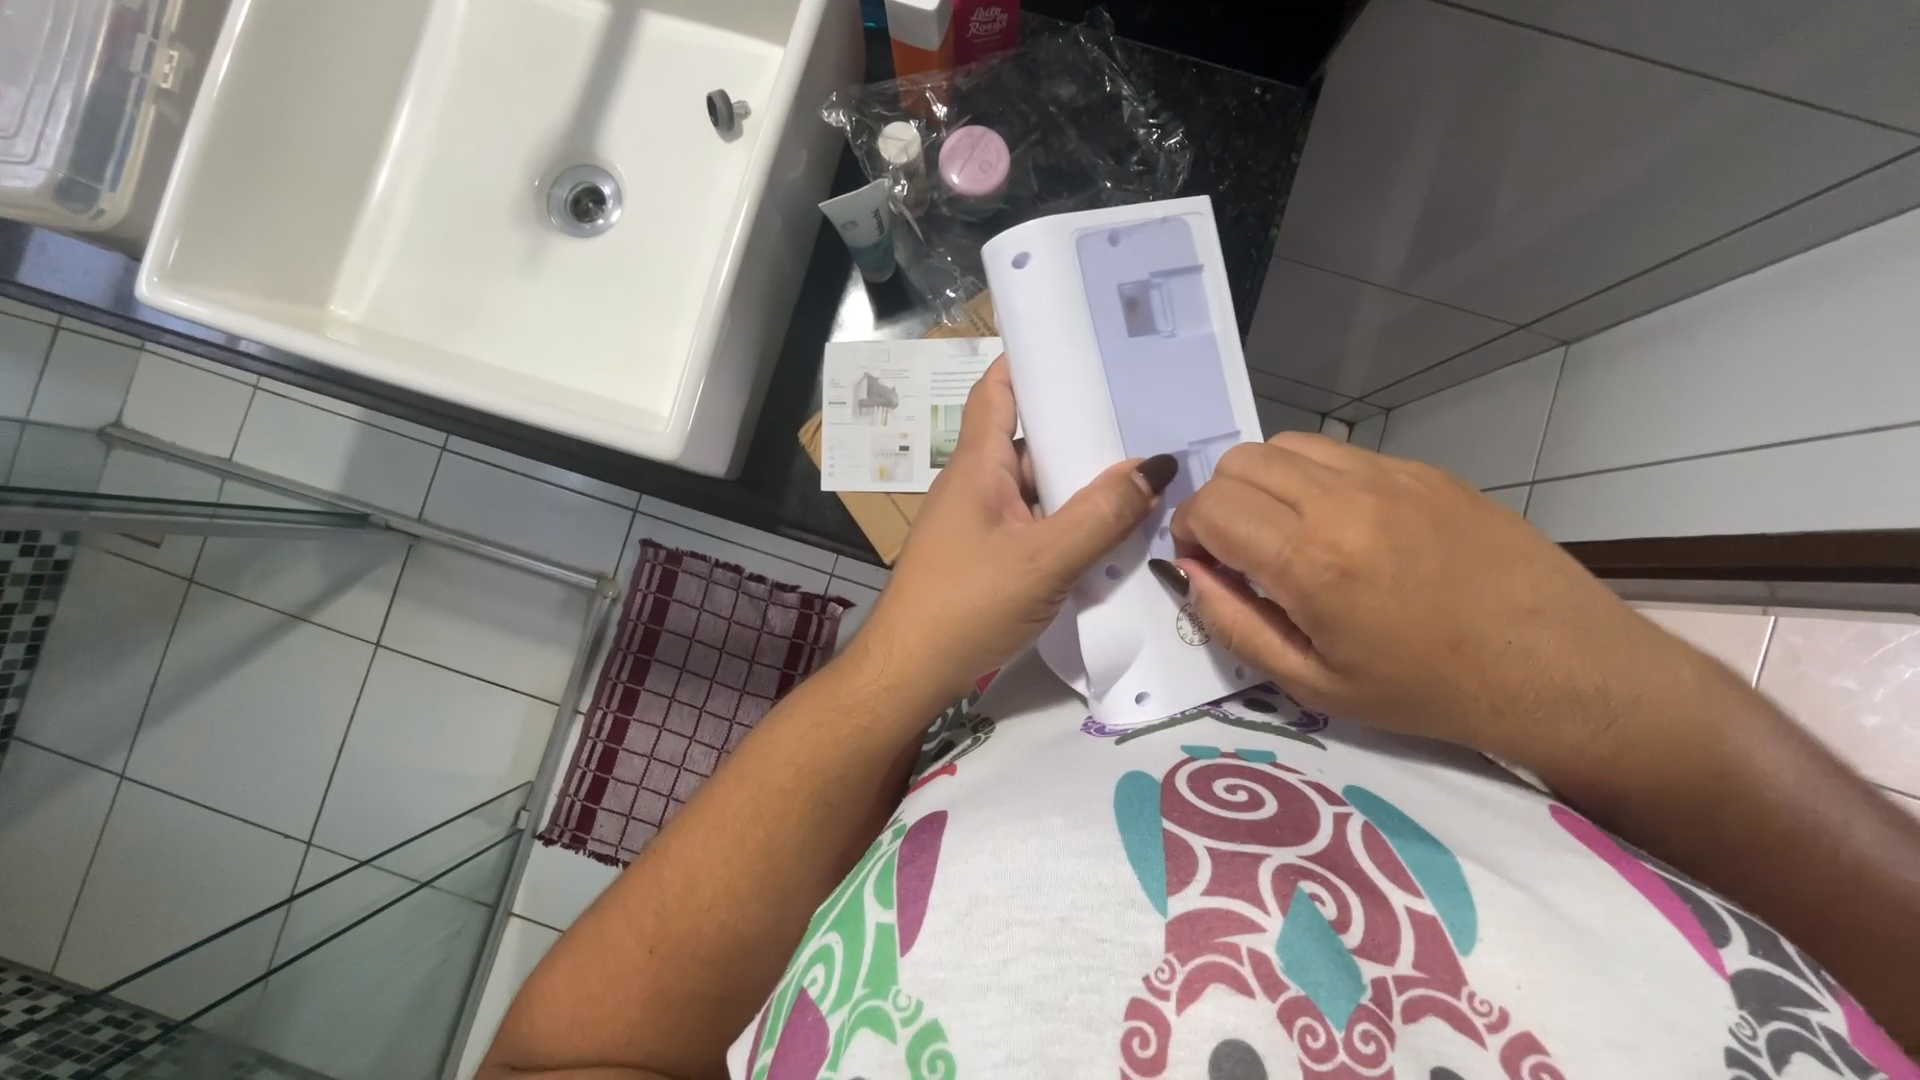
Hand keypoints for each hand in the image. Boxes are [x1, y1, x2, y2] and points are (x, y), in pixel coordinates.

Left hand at [853, 357, 1175, 707]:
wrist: (911, 672)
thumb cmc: (966, 605)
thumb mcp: (1044, 559)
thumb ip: (1101, 515)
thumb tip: (1156, 467)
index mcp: (979, 464)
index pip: (999, 389)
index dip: (1032, 360)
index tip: (1085, 345)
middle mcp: (978, 483)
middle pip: (1032, 440)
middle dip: (1082, 429)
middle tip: (1148, 416)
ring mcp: (982, 522)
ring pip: (1039, 487)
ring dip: (1082, 483)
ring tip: (1147, 471)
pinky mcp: (989, 556)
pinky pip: (1037, 524)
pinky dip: (1070, 522)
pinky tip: (1114, 531)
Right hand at [1166, 433, 1699, 769]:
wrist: (1558, 668)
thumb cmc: (1427, 691)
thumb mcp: (1312, 682)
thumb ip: (1233, 624)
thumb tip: (1189, 573)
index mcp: (1311, 560)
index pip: (1209, 506)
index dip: (1187, 533)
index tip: (1204, 565)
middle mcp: (1343, 500)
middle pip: (1237, 461)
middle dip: (1219, 503)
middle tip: (1240, 551)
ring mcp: (1388, 475)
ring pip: (1284, 445)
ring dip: (1263, 484)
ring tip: (1287, 533)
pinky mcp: (1422, 469)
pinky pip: (1337, 453)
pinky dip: (1313, 480)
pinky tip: (1343, 526)